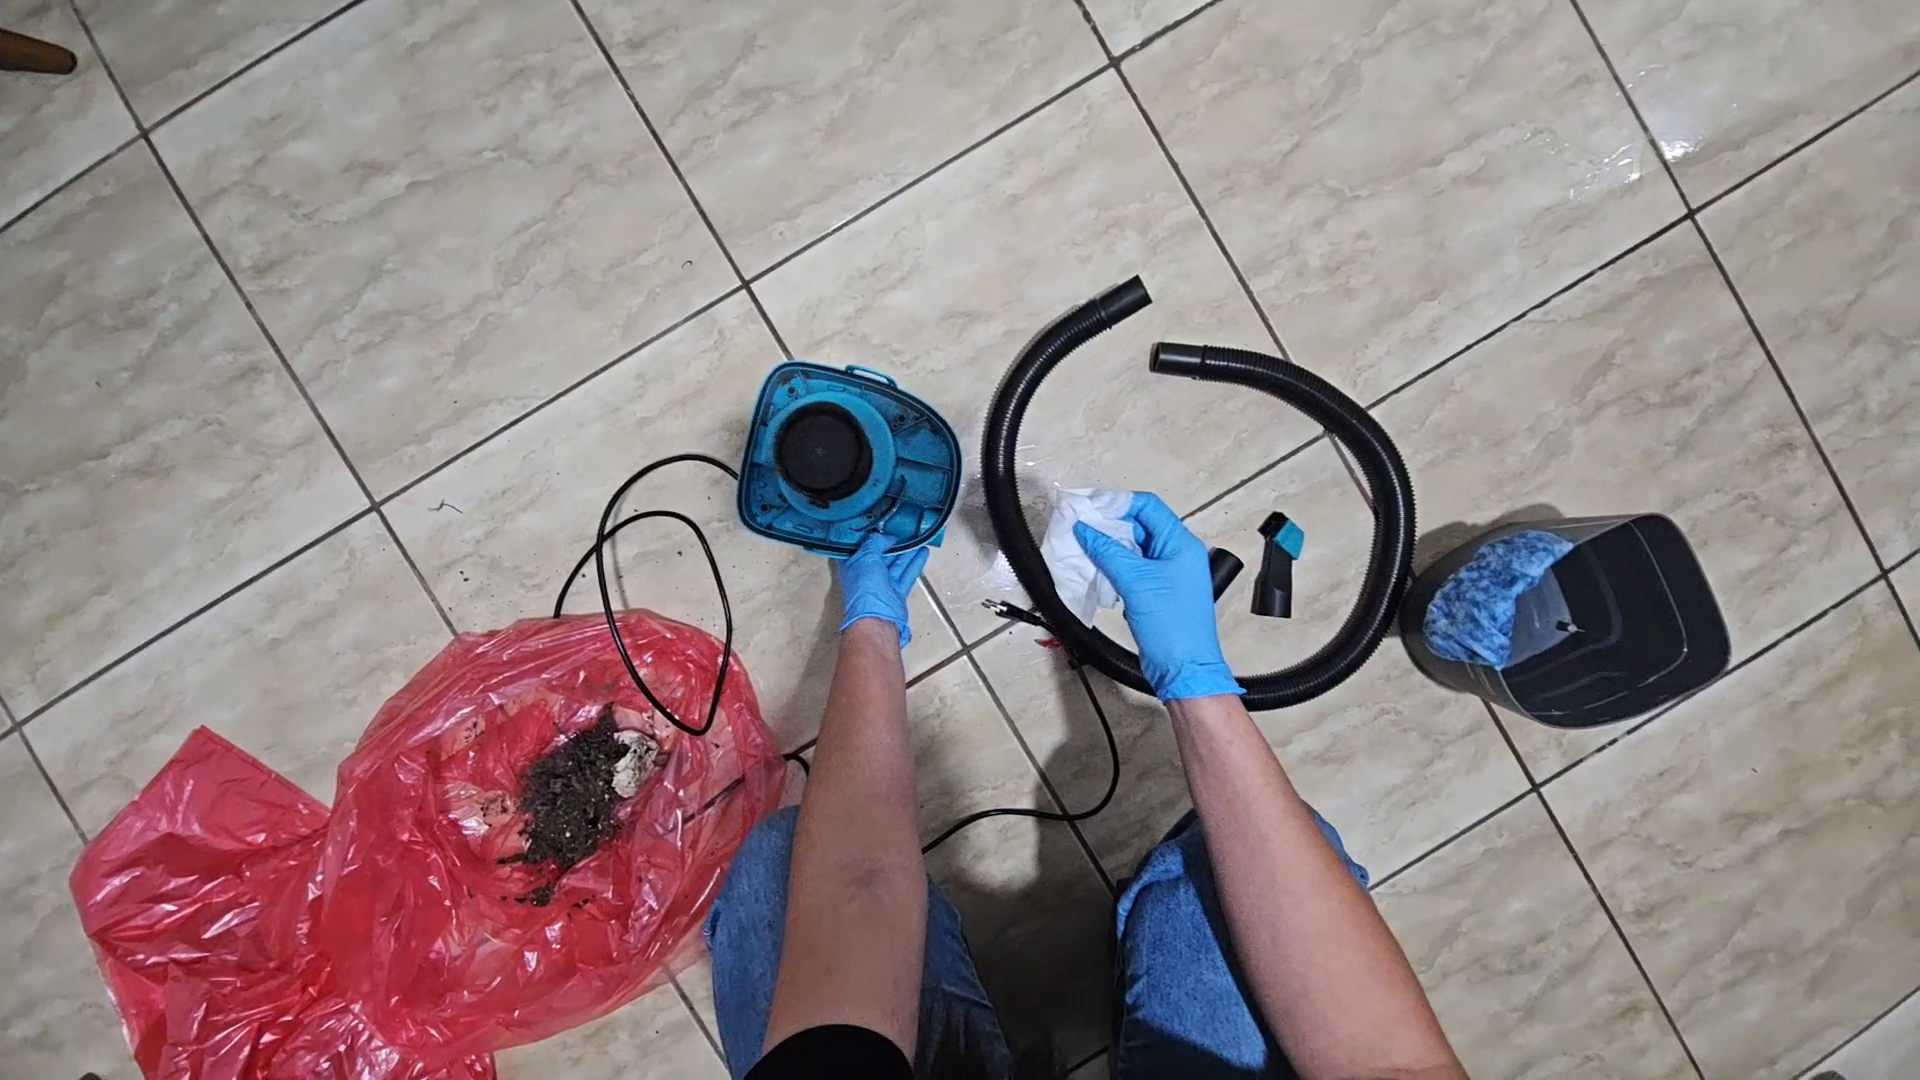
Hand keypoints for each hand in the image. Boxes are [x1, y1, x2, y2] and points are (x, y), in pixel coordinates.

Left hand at [837, 532, 929, 648]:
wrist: (877, 618)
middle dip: (892, 540)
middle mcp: (866, 573)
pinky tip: (923, 551)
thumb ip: (875, 542)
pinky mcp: (896, 591)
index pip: (861, 545)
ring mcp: (882, 583)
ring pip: (896, 562)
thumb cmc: (866, 586)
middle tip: (905, 526)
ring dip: (907, 549)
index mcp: (852, 564)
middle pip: (881, 553)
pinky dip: (915, 562)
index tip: (882, 522)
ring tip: (918, 535)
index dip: (871, 534)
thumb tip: (885, 536)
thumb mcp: (866, 556)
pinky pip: (907, 573)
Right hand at [1073, 492, 1240, 701]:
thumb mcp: (1135, 583)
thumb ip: (1108, 552)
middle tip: (1082, 527)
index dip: (1119, 504)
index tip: (1092, 507)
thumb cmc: (1173, 628)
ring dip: (1110, 546)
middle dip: (1110, 525)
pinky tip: (1097, 569)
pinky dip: (1115, 565)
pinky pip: (1133, 568)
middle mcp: (1177, 554)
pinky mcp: (1157, 590)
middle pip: (1140, 526)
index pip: (1148, 507)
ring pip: (1134, 547)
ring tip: (1086, 547)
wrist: (1182, 668)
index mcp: (1181, 545)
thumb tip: (1086, 530)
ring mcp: (1168, 573)